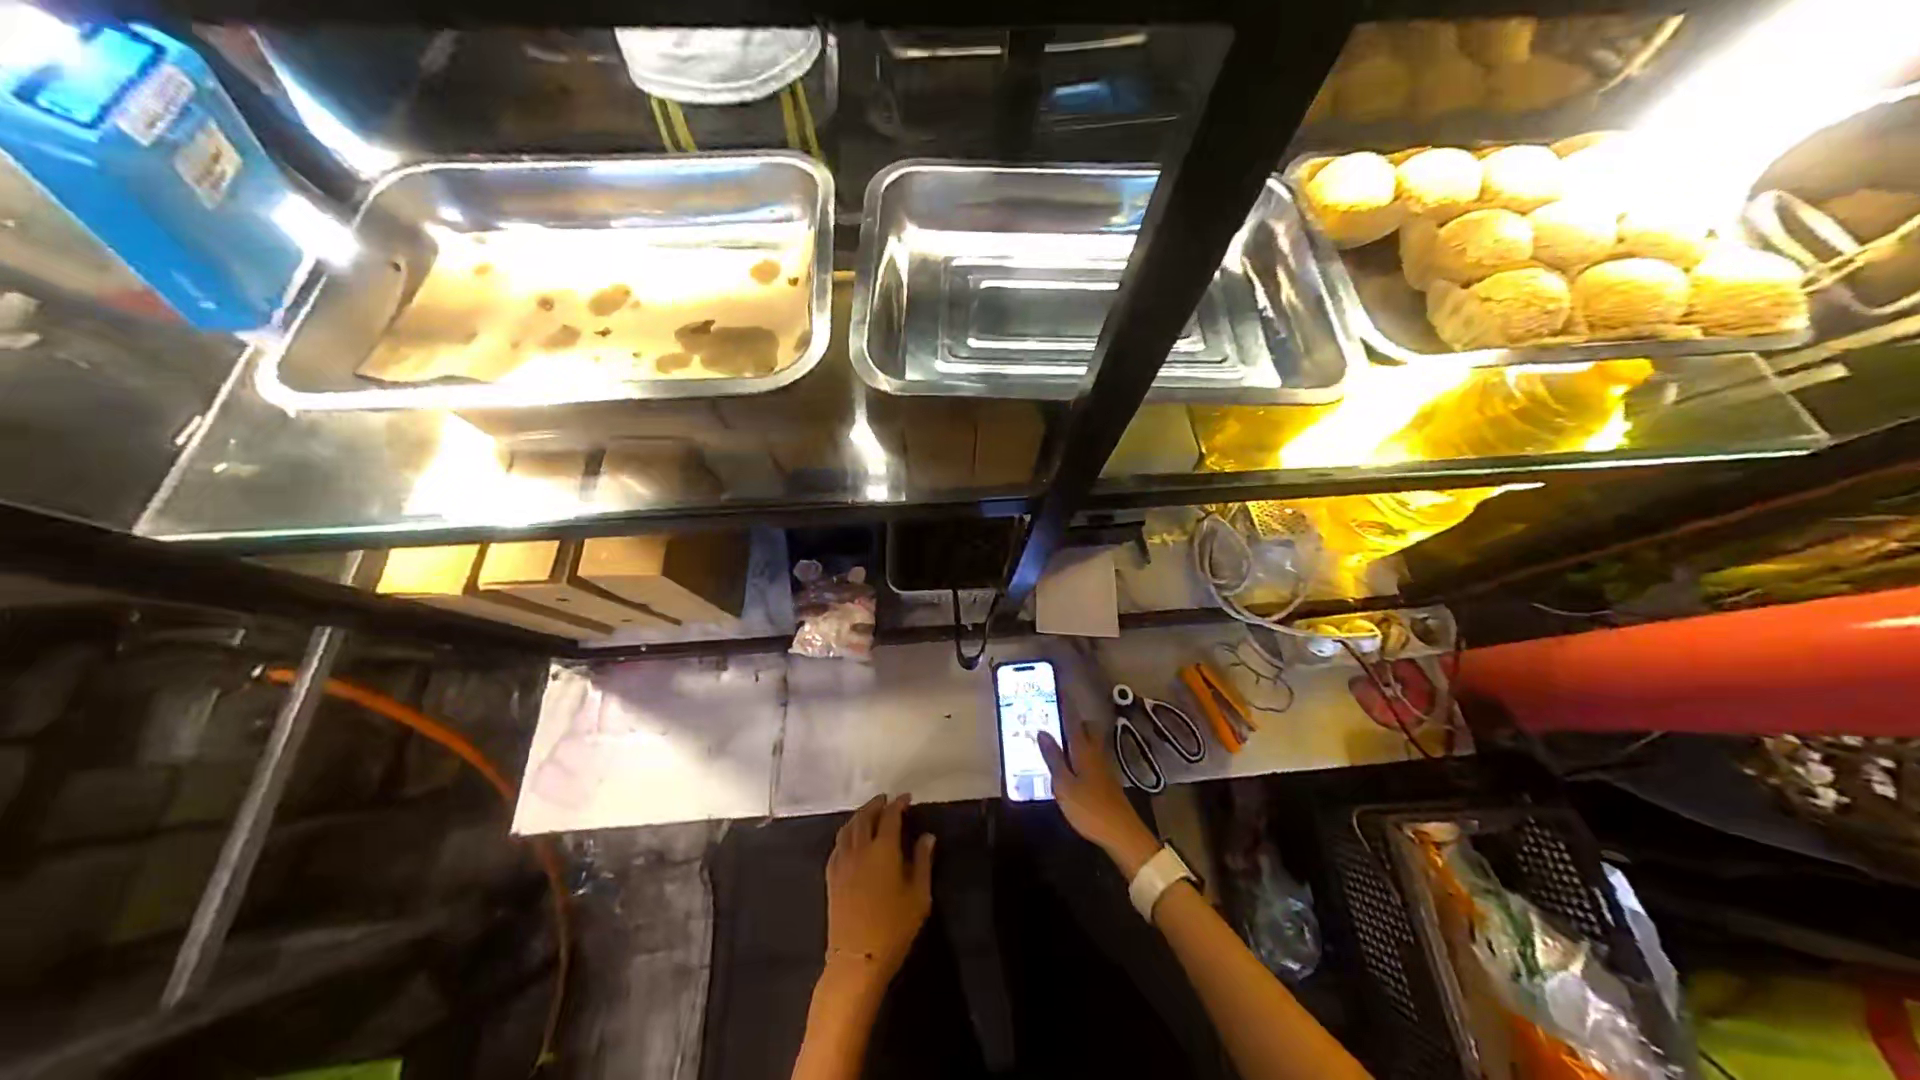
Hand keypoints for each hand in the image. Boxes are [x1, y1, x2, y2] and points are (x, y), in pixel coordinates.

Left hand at [825, 794, 935, 980]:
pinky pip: (838, 844)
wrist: (857, 958)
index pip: (890, 816)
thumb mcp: (919, 895)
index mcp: (883, 849)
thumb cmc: (894, 927)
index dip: (898, 804)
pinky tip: (851, 838)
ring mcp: (842, 862)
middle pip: (865, 817)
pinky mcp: (831, 877)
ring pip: (848, 828)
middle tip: (886, 800)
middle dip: (876, 805)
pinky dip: (846, 832)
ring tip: (870, 813)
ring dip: (859, 815)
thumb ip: (922, 862)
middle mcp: (859, 849)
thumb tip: (927, 837)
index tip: (906, 798)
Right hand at [1039, 720, 1161, 878]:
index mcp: (1083, 751)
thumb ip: (1053, 758)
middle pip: (1087, 729)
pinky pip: (1092, 757)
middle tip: (1056, 718)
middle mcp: (1096, 754)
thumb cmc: (1089, 808)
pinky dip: (1081, 754)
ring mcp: (1104, 768)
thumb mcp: (1064, 785)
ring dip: (1078, 738)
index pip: (1073, 722)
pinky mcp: (1107, 781)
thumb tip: (1042, 731)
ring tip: (1059, 739)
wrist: (1121, 833)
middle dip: (1075, 721)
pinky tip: (1072, 765)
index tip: (1059, 690)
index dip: (1066, 706)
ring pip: (1091, 743)